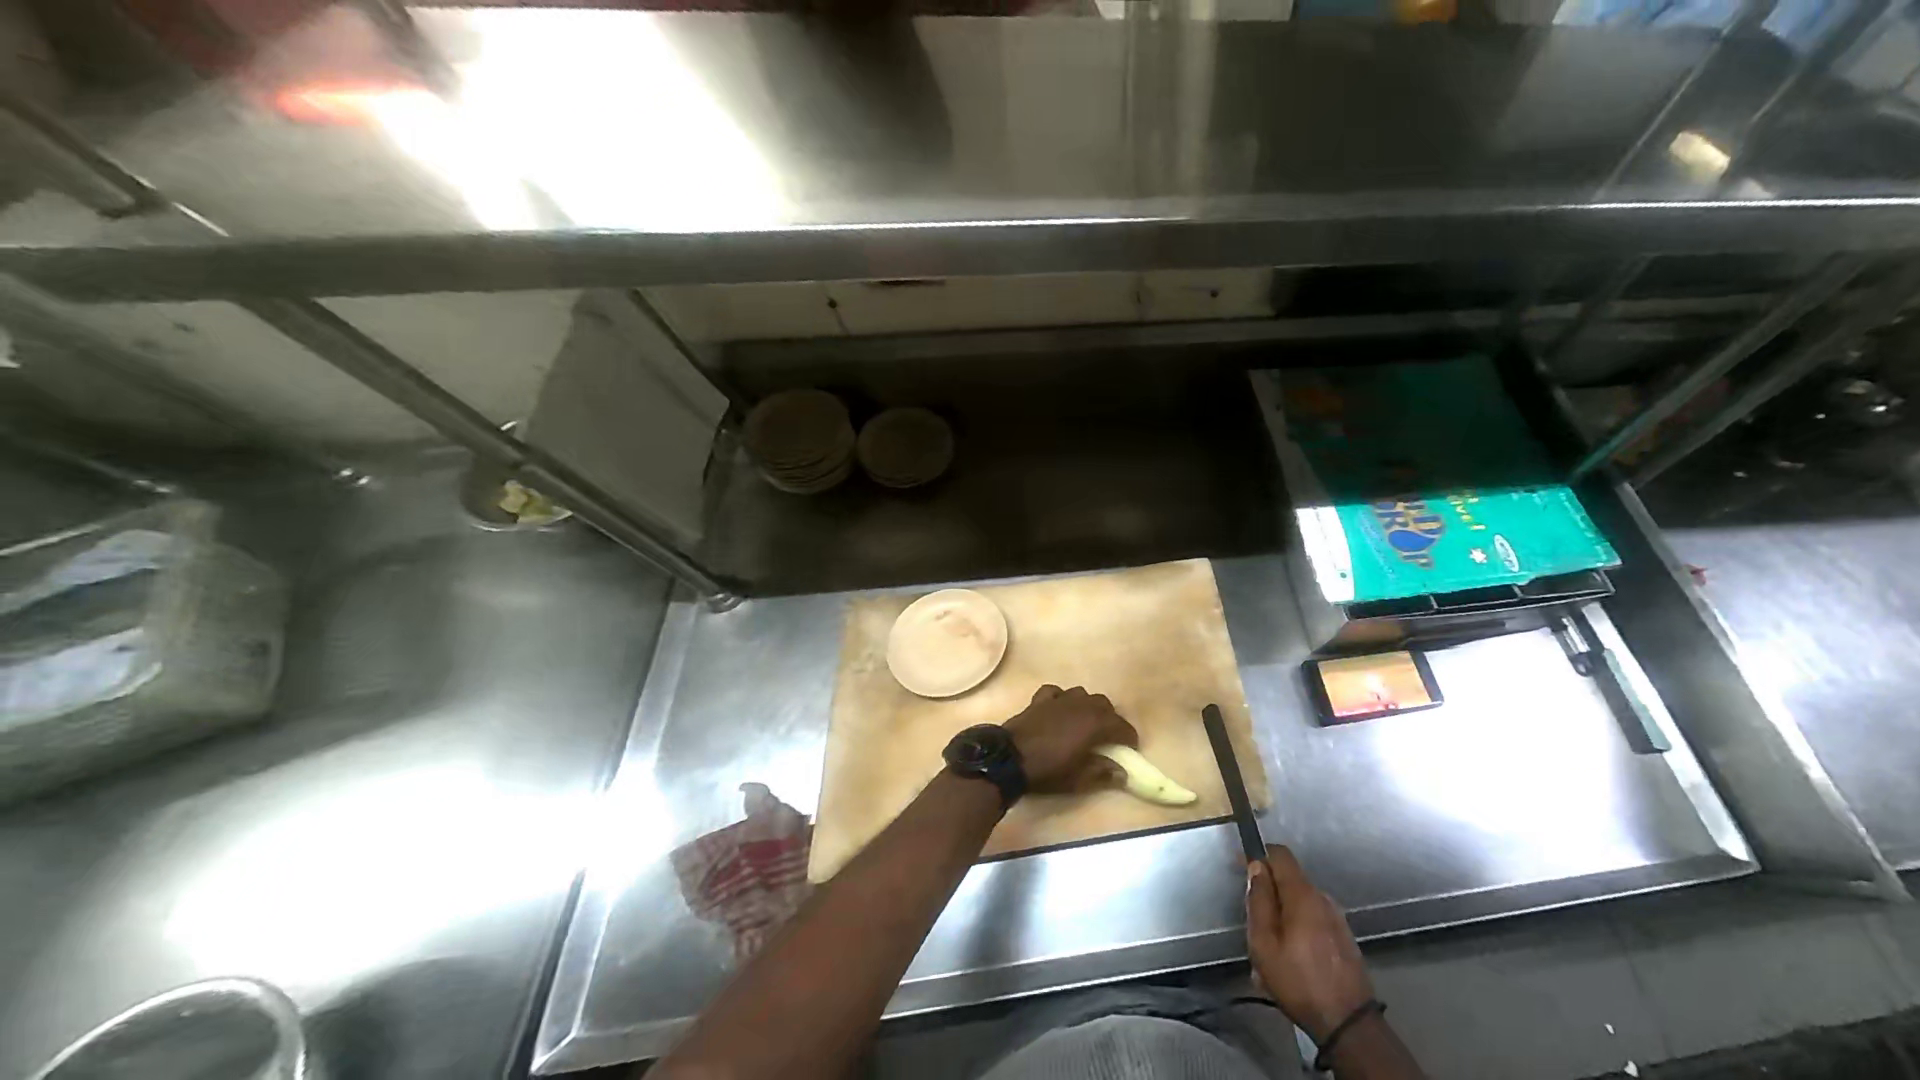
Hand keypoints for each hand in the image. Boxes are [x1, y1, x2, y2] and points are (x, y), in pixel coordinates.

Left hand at [1002, 685, 1136, 793]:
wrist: (1008, 758)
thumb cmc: (1048, 769)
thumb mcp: (1079, 778)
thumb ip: (1103, 772)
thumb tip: (1122, 772)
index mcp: (1095, 723)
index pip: (1122, 726)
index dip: (1129, 738)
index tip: (1130, 750)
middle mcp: (1080, 705)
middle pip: (1104, 705)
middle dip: (1110, 719)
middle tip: (1109, 738)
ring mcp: (1059, 699)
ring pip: (1082, 694)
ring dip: (1088, 707)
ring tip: (1086, 723)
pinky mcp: (1039, 700)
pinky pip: (1057, 693)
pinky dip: (1062, 699)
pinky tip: (1059, 710)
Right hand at [1246, 844, 1375, 1042]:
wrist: (1349, 1025)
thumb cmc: (1298, 981)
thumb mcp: (1264, 942)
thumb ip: (1259, 900)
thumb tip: (1257, 867)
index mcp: (1303, 895)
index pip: (1281, 854)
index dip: (1259, 856)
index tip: (1244, 871)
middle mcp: (1323, 899)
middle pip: (1289, 880)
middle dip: (1269, 895)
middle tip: (1255, 925)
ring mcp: (1337, 919)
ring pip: (1300, 904)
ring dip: (1282, 916)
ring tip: (1271, 949)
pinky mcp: (1344, 938)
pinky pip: (1313, 921)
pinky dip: (1297, 930)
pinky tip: (1291, 960)